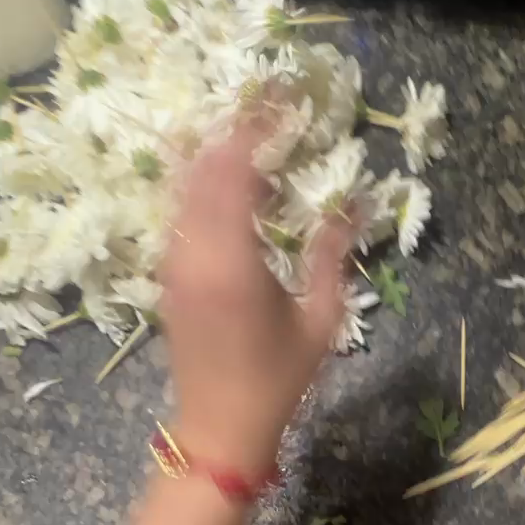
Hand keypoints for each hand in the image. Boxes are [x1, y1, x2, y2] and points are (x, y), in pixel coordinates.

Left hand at [161, 119, 349, 477]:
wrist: (220, 427)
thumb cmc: (279, 379)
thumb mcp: (320, 320)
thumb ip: (334, 256)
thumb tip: (357, 204)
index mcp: (232, 262)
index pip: (236, 172)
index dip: (257, 128)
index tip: (281, 97)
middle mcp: (192, 253)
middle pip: (202, 168)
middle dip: (232, 128)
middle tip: (264, 101)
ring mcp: (172, 263)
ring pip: (182, 187)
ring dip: (211, 152)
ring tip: (244, 128)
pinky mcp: (168, 275)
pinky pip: (177, 212)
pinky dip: (197, 183)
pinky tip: (219, 176)